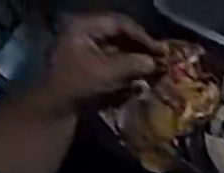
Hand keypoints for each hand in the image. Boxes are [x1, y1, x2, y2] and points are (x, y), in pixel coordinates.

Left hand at [33, 13, 160, 113]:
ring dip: (140, 55)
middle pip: (120, 32)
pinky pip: (118, 56)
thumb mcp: (107, 73)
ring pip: (121, 44)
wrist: (61, 99)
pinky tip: (146, 73)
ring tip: (157, 67)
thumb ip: (132, 65)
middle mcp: (87, 30)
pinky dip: (133, 64)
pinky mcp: (95, 58)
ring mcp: (91, 44)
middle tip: (162, 59)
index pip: (118, 23)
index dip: (142, 36)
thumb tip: (156, 62)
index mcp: (84, 25)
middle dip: (142, 46)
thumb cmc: (80, 82)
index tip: (161, 51)